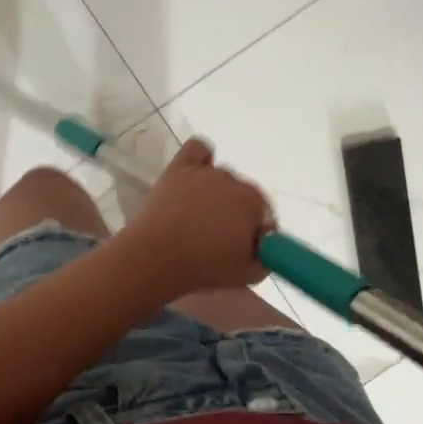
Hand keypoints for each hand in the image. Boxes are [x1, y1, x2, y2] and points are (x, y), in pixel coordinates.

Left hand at [124, 138, 271, 293]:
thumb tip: (263, 247)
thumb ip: (265, 258)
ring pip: (220, 177)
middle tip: (216, 238)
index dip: (254, 233)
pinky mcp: (179, 169)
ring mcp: (204, 172)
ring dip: (215, 194)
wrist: (156, 257)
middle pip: (242, 195)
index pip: (263, 215)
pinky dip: (201, 158)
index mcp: (253, 202)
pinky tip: (195, 174)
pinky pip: (198, 149)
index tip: (241, 249)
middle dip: (235, 214)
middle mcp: (233, 180)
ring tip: (197, 217)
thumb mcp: (249, 274)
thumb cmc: (204, 267)